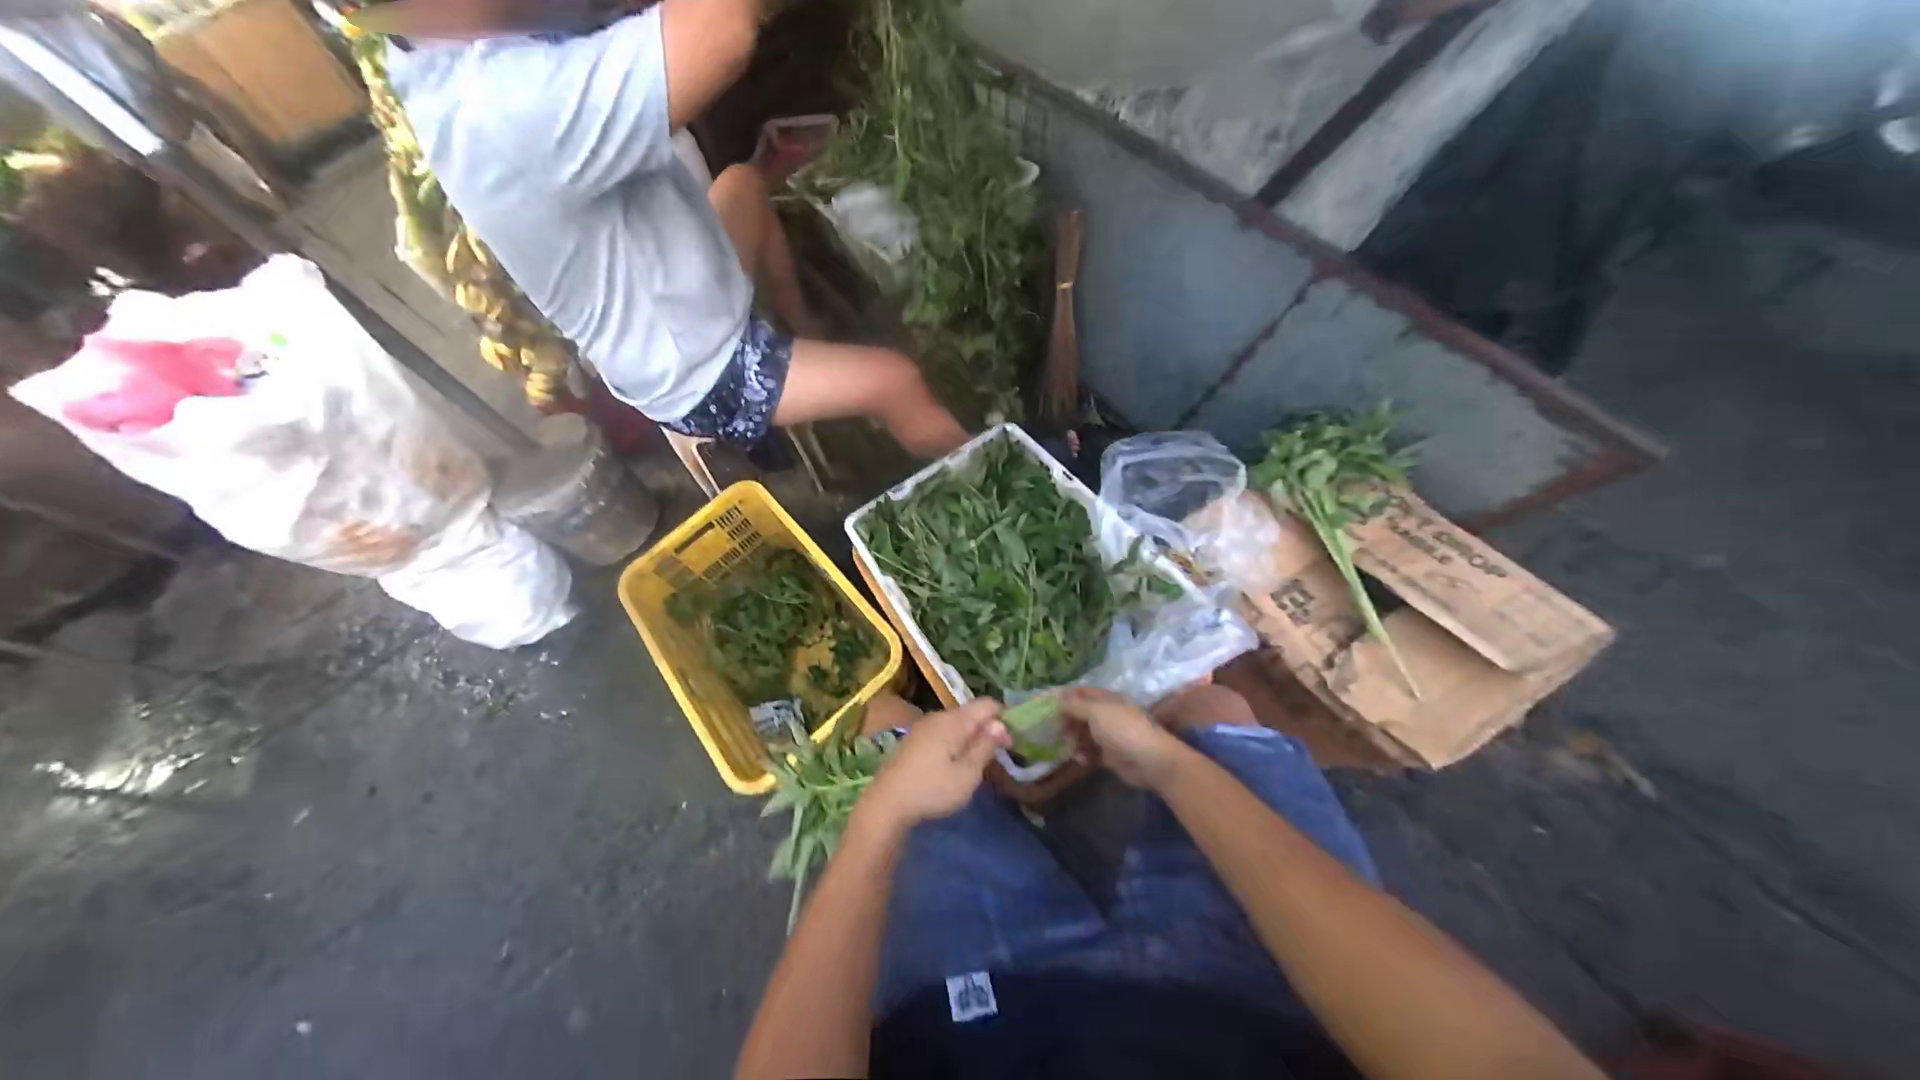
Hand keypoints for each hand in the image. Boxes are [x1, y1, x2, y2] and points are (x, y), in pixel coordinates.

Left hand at [856, 698, 1009, 832]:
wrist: (887, 803)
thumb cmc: (932, 789)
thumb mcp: (967, 774)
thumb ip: (985, 746)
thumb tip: (1000, 724)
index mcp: (954, 720)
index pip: (987, 704)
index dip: (1004, 719)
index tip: (1009, 744)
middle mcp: (938, 716)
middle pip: (971, 713)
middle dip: (988, 729)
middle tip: (996, 757)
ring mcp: (924, 727)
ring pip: (957, 723)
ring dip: (971, 737)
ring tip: (977, 763)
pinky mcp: (914, 740)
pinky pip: (943, 732)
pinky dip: (955, 742)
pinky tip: (954, 764)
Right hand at [1062, 687, 1190, 789]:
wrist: (1151, 761)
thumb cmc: (1123, 730)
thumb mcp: (1096, 712)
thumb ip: (1074, 705)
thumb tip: (1056, 699)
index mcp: (1105, 699)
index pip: (1080, 693)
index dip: (1063, 697)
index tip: (1044, 706)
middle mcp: (1106, 714)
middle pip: (1079, 714)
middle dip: (1065, 721)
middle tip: (1051, 730)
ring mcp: (1108, 735)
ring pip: (1082, 733)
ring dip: (1072, 739)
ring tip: (1066, 748)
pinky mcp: (1109, 754)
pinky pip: (1089, 751)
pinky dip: (1082, 754)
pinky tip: (1080, 759)